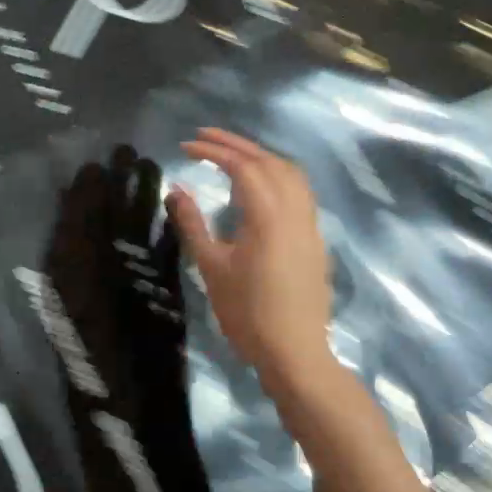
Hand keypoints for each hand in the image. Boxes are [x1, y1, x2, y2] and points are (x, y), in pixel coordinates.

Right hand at [166, 129, 332, 380]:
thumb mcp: (210, 266)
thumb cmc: (247, 311)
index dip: (214, 150)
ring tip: (230, 154)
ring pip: (292, 175)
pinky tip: (256, 186)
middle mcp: (295, 215)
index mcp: (269, 218)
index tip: (186, 146)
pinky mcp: (315, 241)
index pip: (244, 167)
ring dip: (260, 156)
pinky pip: (299, 192)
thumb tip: (176, 189)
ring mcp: (311, 228)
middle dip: (237, 144)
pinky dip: (276, 174)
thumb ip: (192, 222)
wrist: (295, 355)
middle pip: (271, 163)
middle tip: (203, 137)